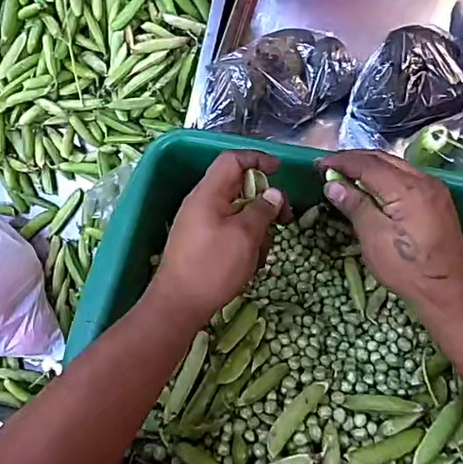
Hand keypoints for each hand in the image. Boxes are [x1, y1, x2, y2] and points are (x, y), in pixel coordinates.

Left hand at [150, 150, 288, 327]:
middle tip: (284, 220)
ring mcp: (199, 225)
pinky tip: (250, 266)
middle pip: (238, 188)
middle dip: (264, 203)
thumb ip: (262, 210)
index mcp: (208, 193)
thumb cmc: (212, 266)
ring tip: (262, 253)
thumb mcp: (245, 236)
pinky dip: (244, 243)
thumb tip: (274, 193)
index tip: (280, 170)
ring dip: (256, 229)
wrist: (177, 305)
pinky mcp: (200, 244)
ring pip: (237, 214)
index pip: (232, 160)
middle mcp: (201, 204)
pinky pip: (228, 233)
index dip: (258, 159)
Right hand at [317, 150, 462, 312]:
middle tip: (329, 167)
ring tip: (346, 175)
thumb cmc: (407, 268)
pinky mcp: (438, 200)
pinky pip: (406, 176)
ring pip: (396, 165)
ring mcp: (434, 189)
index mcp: (407, 188)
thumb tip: (332, 184)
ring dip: (369, 166)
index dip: (341, 161)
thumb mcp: (374, 237)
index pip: (368, 164)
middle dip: (354, 159)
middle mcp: (424, 180)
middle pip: (383, 159)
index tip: (318, 165)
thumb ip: (355, 205)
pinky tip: (372, 186)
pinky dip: (385, 175)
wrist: (448, 291)